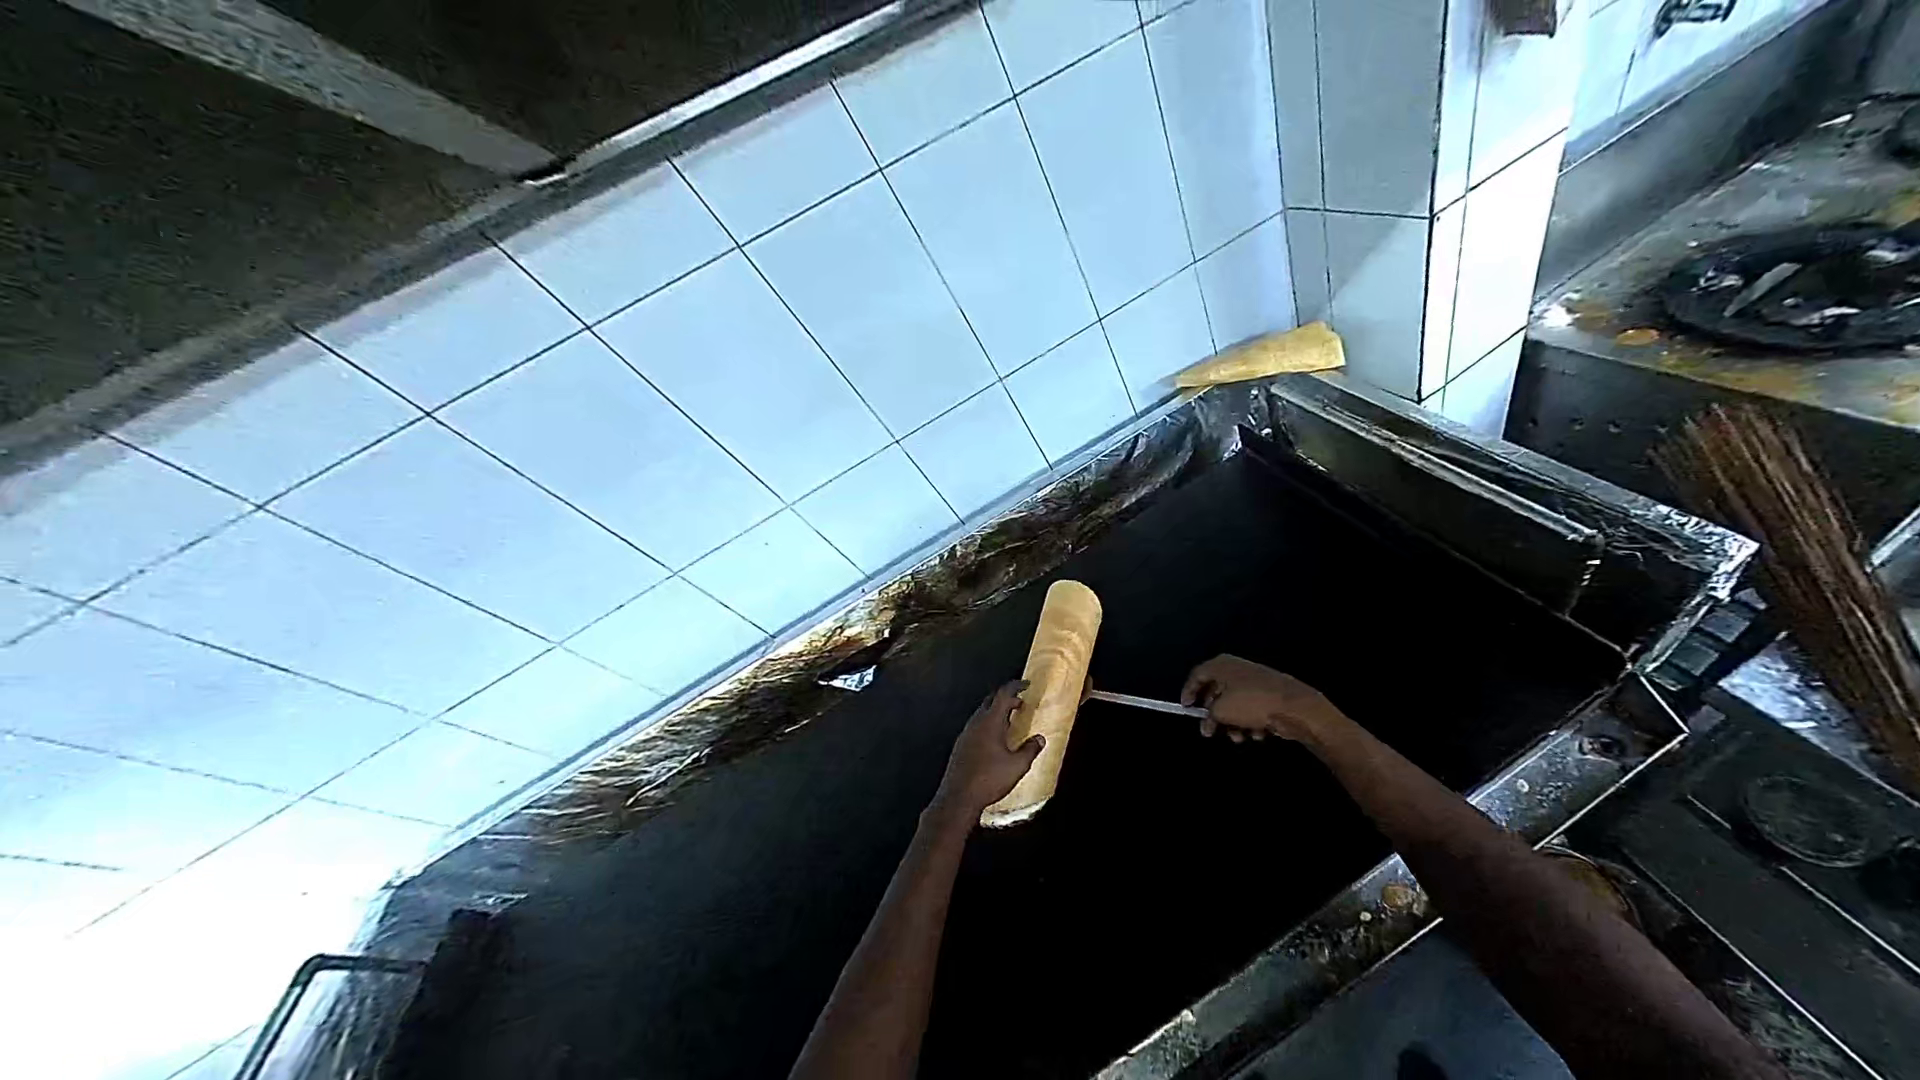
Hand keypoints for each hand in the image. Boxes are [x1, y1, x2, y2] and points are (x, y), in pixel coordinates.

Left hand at [931, 680, 1044, 819]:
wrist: (958, 797)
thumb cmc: (989, 779)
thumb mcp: (1017, 766)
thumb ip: (1030, 749)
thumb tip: (1040, 738)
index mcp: (990, 722)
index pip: (1003, 694)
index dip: (1015, 686)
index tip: (1026, 684)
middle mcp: (976, 723)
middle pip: (991, 701)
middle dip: (1006, 698)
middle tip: (1020, 704)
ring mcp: (966, 734)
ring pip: (982, 713)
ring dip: (996, 712)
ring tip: (1010, 721)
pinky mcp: (961, 745)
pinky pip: (976, 726)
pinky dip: (988, 724)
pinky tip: (995, 740)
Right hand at [1180, 655, 1350, 745]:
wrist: (1296, 707)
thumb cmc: (1252, 703)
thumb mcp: (1221, 711)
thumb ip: (1208, 717)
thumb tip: (1206, 725)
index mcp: (1222, 665)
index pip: (1197, 675)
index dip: (1188, 692)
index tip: (1186, 708)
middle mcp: (1237, 669)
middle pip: (1216, 692)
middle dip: (1214, 715)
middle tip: (1211, 731)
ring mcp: (1254, 681)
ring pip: (1234, 704)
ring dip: (1233, 723)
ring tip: (1239, 737)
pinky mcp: (1269, 695)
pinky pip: (1251, 709)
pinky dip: (1250, 722)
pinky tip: (1257, 733)